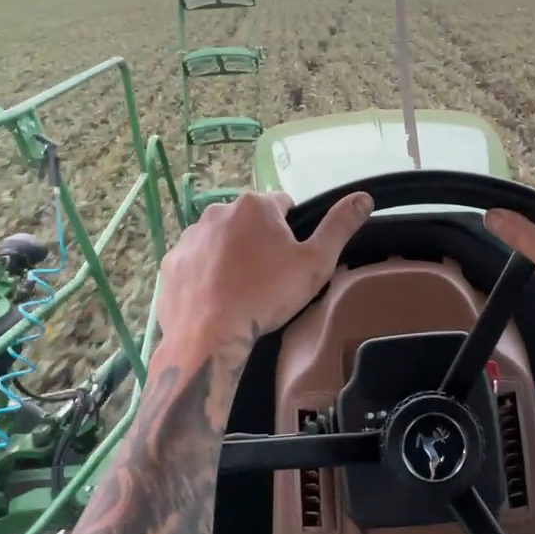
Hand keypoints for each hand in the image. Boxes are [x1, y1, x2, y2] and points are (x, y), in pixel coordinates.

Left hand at [155, 191, 372, 360]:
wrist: (208, 336)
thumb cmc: (267, 295)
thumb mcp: (315, 263)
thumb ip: (339, 227)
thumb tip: (363, 197)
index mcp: (255, 205)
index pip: (283, 204)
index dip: (293, 231)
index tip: (292, 259)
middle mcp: (218, 210)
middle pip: (249, 220)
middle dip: (260, 240)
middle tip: (269, 277)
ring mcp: (190, 236)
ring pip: (220, 238)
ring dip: (232, 254)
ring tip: (241, 290)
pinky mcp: (171, 262)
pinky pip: (195, 261)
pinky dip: (206, 273)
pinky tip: (216, 298)